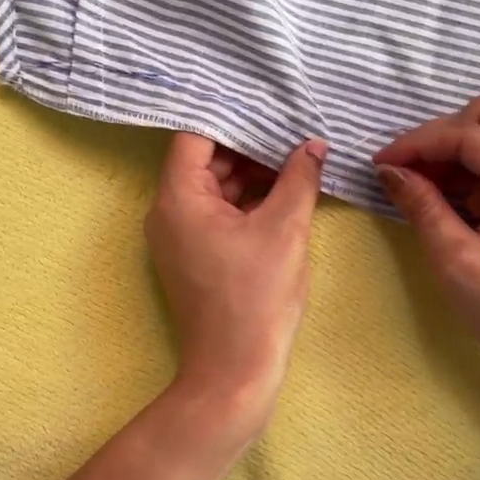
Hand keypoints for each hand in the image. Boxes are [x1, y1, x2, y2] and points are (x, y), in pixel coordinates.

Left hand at [145, 133, 327, 424]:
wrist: (234, 371)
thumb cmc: (256, 297)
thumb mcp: (285, 229)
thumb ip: (298, 178)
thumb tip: (313, 144)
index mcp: (178, 198)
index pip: (196, 136)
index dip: (232, 118)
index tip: (268, 108)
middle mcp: (166, 212)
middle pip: (204, 160)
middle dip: (248, 147)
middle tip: (291, 133)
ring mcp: (177, 236)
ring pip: (212, 187)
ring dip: (250, 175)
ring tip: (295, 160)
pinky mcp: (191, 255)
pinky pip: (214, 213)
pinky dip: (244, 201)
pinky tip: (283, 194)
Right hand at [374, 97, 479, 367]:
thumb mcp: (455, 258)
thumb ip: (422, 205)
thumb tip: (388, 169)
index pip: (471, 136)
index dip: (419, 142)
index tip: (380, 163)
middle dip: (436, 136)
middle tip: (401, 168)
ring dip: (447, 151)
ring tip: (413, 183)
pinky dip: (461, 168)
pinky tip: (436, 193)